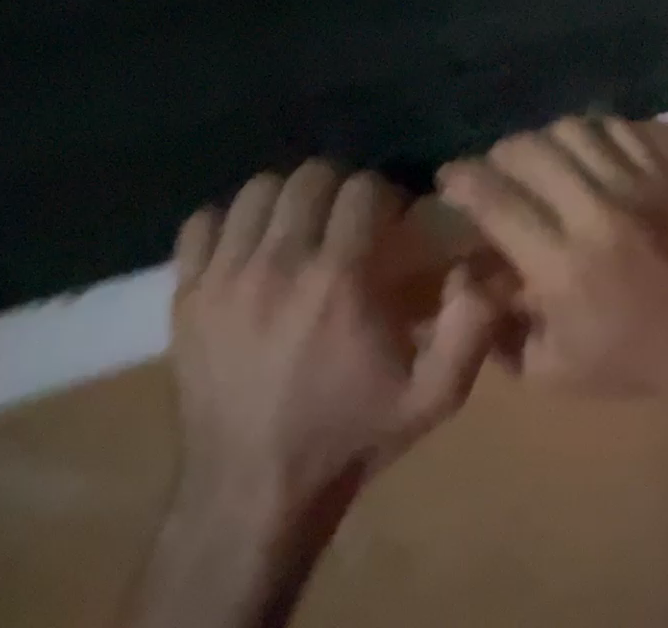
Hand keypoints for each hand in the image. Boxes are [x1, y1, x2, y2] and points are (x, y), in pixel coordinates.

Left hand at [169, 161, 498, 521]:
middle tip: (351, 221)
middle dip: (339, 188)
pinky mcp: (184, 297)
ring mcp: (223, 278)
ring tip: (303, 228)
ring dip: (288, 198)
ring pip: (256, 191)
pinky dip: (231, 222)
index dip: (385, 196)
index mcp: (340, 280)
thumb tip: (484, 268)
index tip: (392, 222)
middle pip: (308, 178)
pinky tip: (251, 247)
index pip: (362, 189)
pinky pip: (202, 224)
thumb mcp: (435, 395)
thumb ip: (472, 327)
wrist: (254, 490)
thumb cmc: (353, 435)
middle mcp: (278, 264)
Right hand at [436, 117, 667, 402]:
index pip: (494, 200)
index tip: (448, 178)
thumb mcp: (548, 368)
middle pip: (528, 150)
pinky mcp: (666, 176)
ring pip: (572, 130)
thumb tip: (467, 274)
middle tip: (496, 173)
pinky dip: (590, 133)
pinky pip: (618, 129)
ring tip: (540, 161)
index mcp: (561, 267)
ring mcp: (637, 188)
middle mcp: (595, 215)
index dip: (460, 180)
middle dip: (498, 155)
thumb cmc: (630, 361)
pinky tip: (583, 153)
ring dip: (543, 140)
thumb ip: (497, 324)